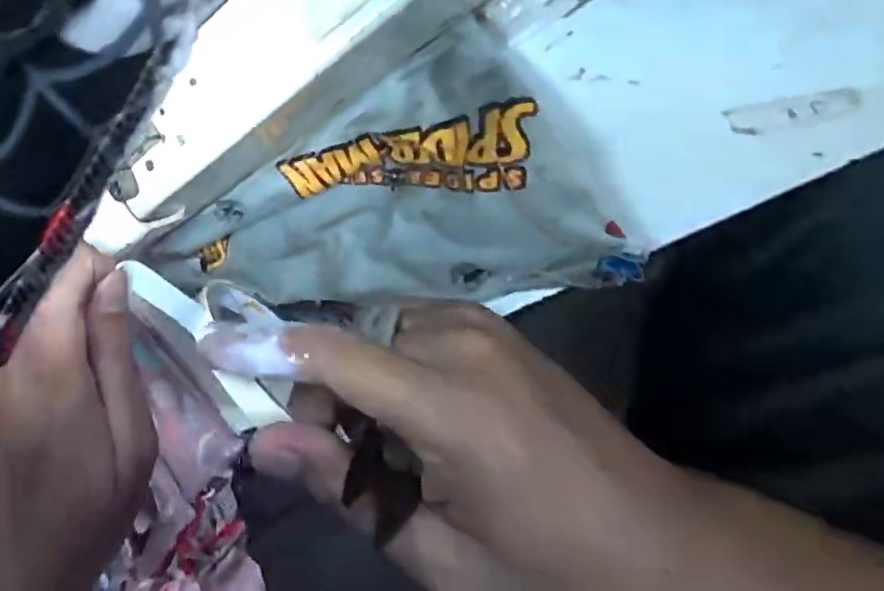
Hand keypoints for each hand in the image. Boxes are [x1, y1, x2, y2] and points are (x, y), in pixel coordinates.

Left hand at [0, 248, 156, 590]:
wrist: (14, 572)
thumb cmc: (88, 511)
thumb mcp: (132, 442)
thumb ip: (117, 352)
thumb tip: (110, 276)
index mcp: (43, 376)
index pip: (63, 281)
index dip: (92, 268)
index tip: (112, 281)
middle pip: (30, 286)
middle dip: (67, 285)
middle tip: (95, 311)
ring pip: (1, 301)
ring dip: (36, 300)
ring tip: (65, 326)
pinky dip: (5, 318)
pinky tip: (26, 340)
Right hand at [202, 304, 883, 590]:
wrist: (670, 545)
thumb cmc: (556, 572)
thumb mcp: (445, 559)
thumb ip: (346, 490)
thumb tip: (262, 444)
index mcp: (456, 408)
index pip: (335, 355)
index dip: (266, 348)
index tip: (213, 347)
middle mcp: (461, 341)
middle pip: (346, 343)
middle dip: (325, 394)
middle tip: (348, 458)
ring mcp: (477, 321)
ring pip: (370, 332)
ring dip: (358, 379)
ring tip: (395, 442)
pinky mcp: (486, 318)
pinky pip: (403, 326)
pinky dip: (388, 362)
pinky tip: (423, 412)